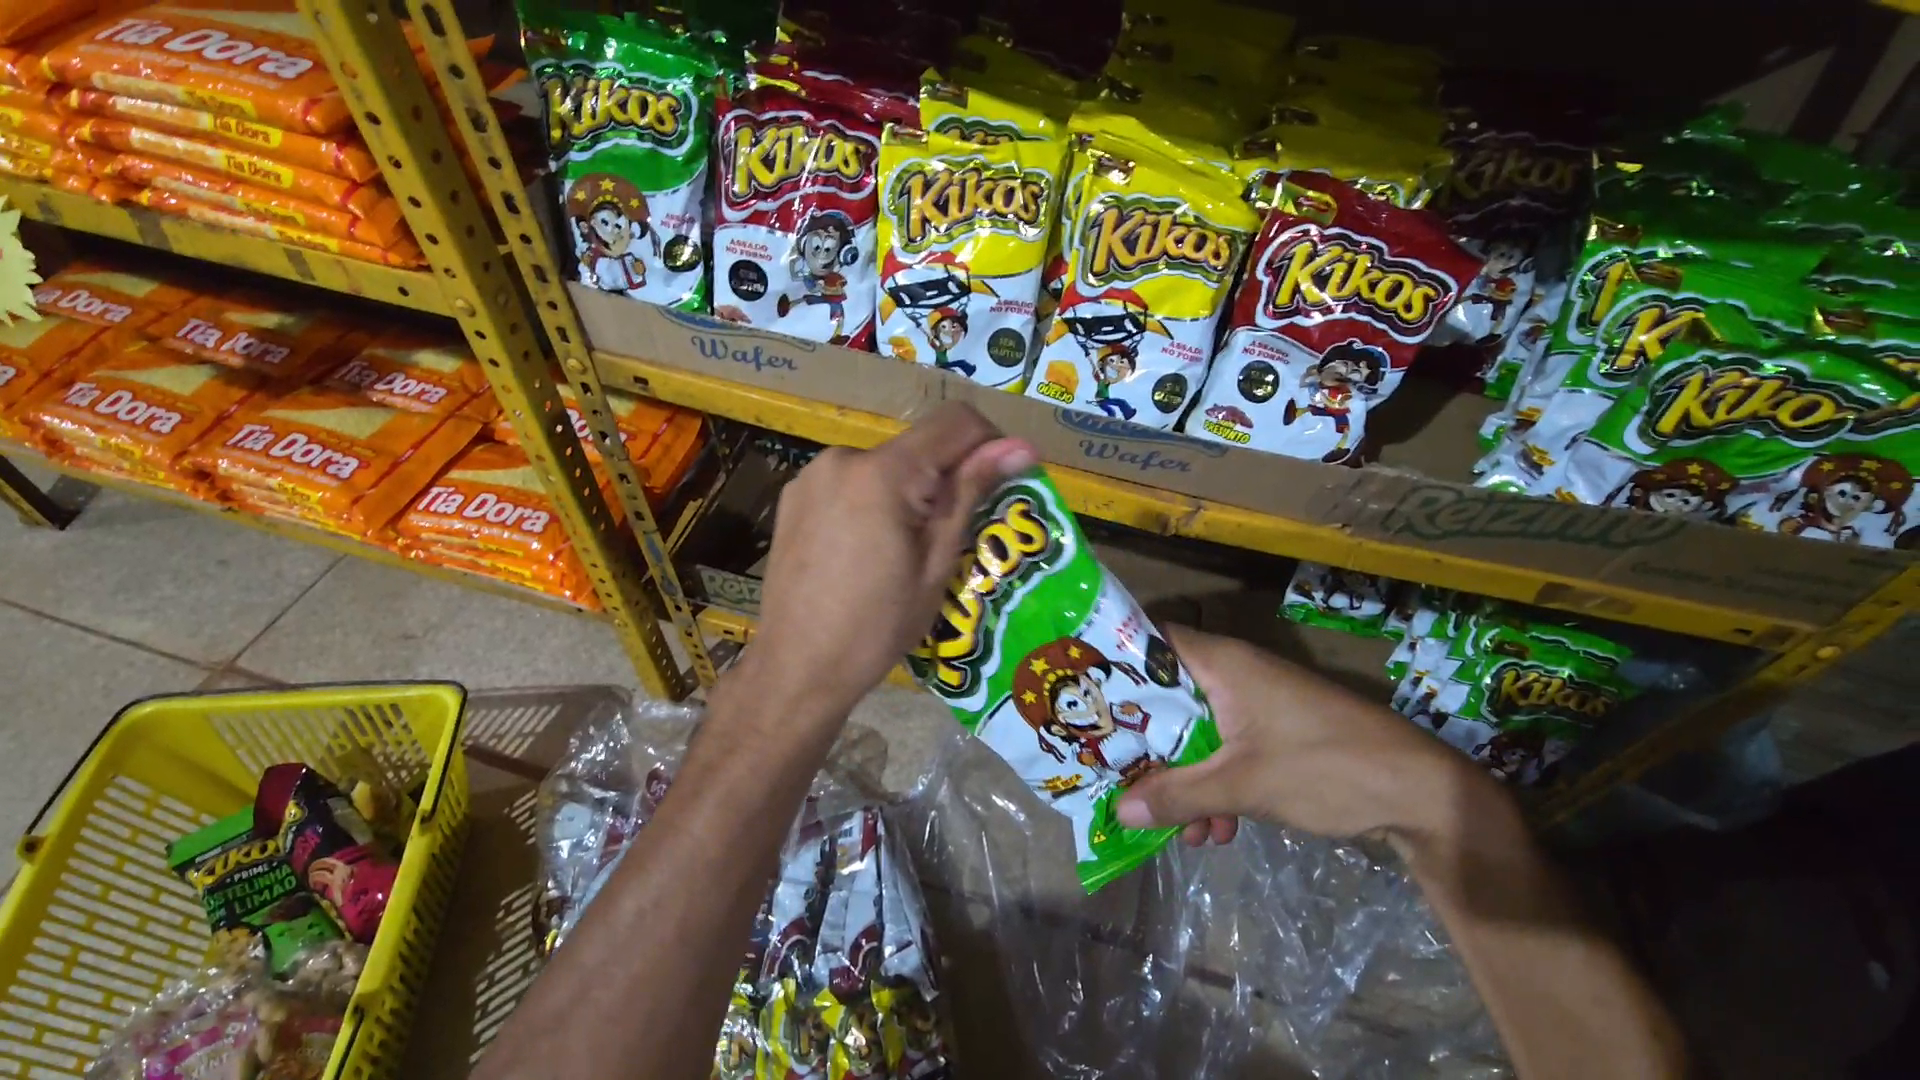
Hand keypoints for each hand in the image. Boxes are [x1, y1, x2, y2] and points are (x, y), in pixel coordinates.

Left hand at [747, 403, 1033, 717]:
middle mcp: (842, 458)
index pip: (955, 422)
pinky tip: (869, 552)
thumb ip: (972, 493)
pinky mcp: (794, 497)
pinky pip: (852, 483)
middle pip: (918, 446)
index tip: (1003, 483)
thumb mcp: (937, 563)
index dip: (991, 442)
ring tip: (907, 552)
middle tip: (954, 537)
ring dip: (909, 492)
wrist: (797, 668)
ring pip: (885, 465)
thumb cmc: (877, 626)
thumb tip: (1022, 447)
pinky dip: (874, 502)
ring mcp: (811, 476)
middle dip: (946, 478)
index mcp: (882, 472)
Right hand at [1117, 626, 1501, 851]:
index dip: (1114, 662)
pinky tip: (1218, 831)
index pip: (1152, 641)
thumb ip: (1178, 796)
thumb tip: (1120, 809)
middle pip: (1169, 697)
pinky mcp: (1279, 734)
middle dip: (1145, 743)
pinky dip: (1216, 786)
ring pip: (1198, 732)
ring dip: (1183, 778)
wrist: (1422, 793)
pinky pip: (1227, 751)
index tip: (1083, 694)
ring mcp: (1260, 705)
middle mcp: (1237, 675)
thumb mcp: (1242, 786)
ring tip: (1179, 828)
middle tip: (1113, 772)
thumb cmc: (1326, 768)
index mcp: (1223, 664)